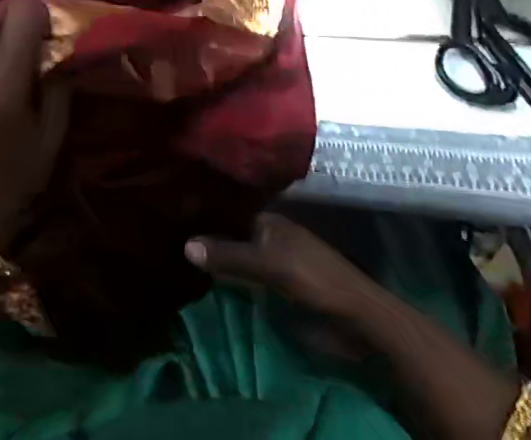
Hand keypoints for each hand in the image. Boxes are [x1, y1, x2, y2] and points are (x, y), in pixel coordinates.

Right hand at [185, 212, 381, 318]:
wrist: (360, 319)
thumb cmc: (315, 280)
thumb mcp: (268, 266)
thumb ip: (229, 256)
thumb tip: (185, 245)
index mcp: (269, 221)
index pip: (229, 212)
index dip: (204, 215)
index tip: (174, 216)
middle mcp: (271, 236)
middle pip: (232, 235)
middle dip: (207, 239)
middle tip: (170, 240)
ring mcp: (276, 261)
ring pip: (238, 257)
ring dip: (217, 262)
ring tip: (180, 260)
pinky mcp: (280, 286)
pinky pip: (246, 278)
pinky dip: (230, 280)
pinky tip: (208, 284)